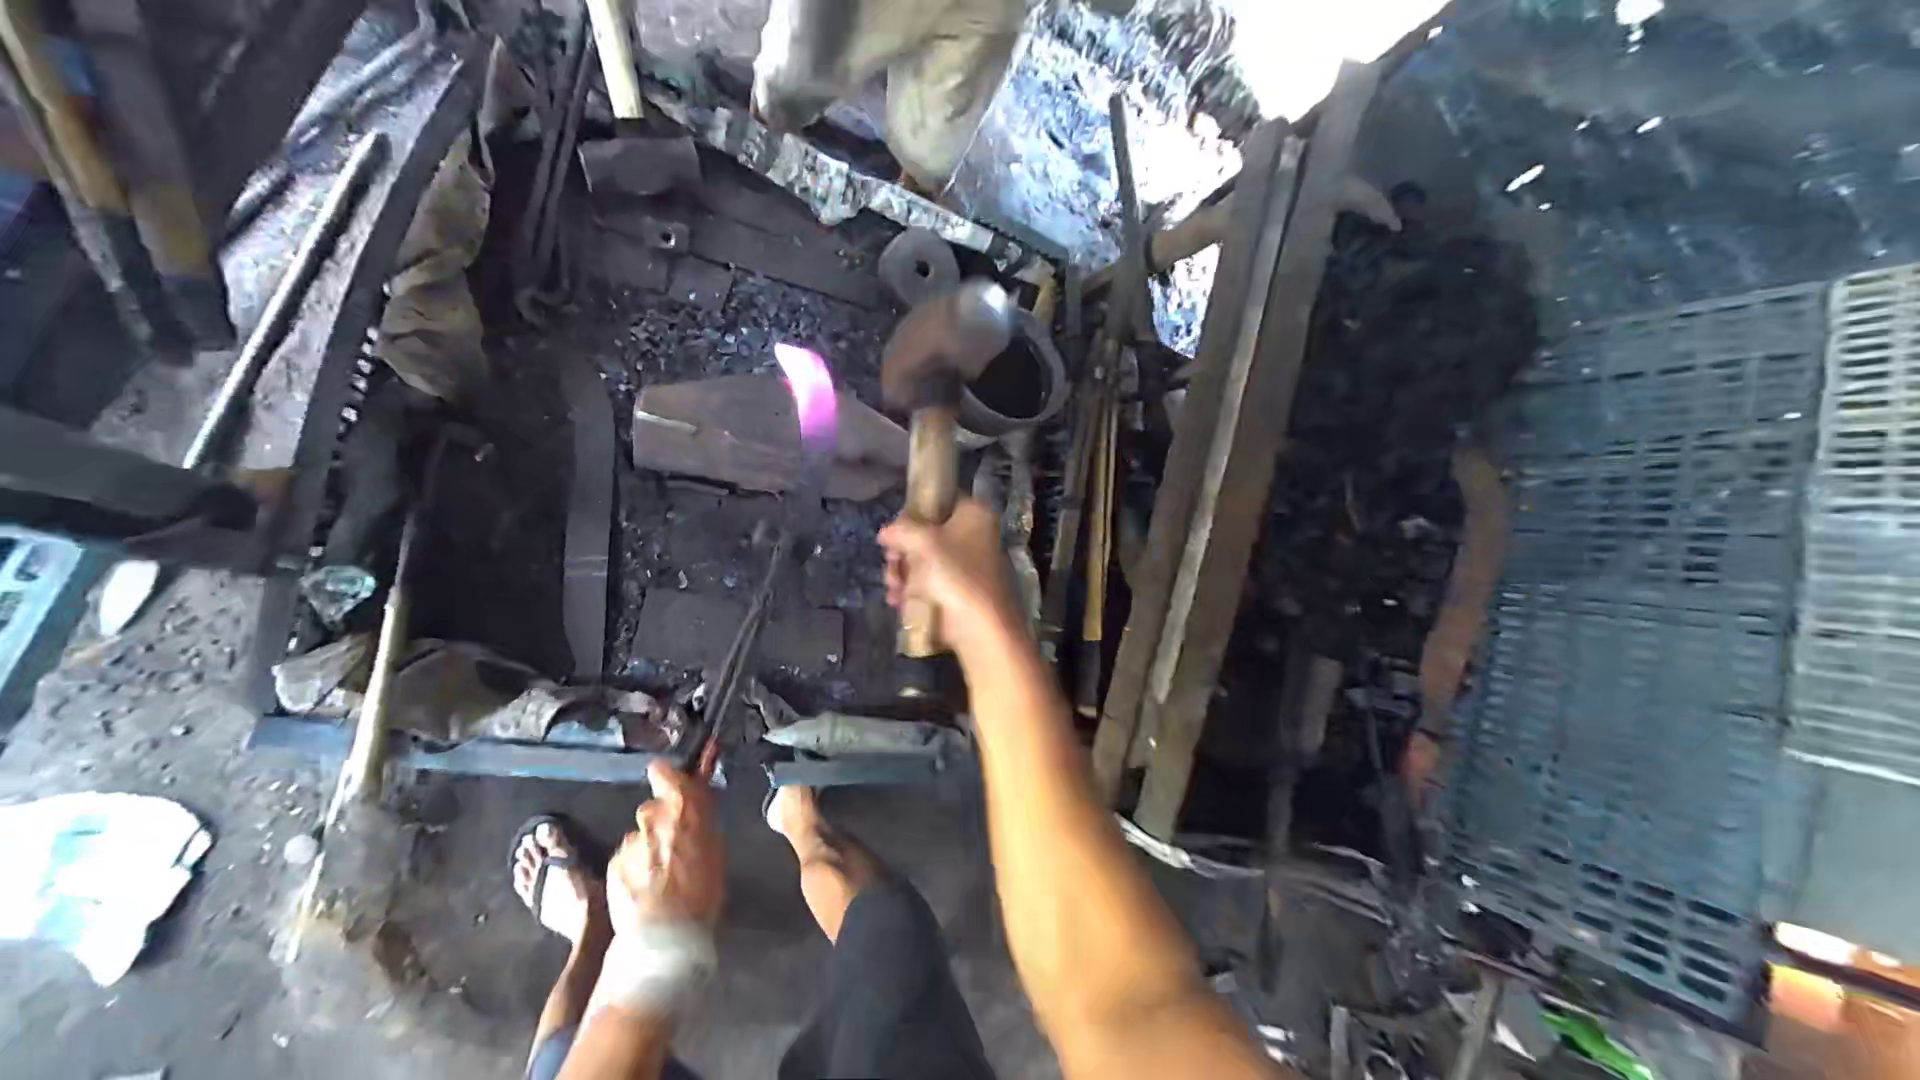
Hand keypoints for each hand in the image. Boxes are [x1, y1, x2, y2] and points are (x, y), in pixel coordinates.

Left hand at [606, 760, 724, 931]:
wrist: (666, 935)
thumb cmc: (703, 890)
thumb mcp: (716, 846)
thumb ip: (703, 816)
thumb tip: (700, 798)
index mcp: (683, 806)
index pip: (664, 770)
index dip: (667, 776)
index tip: (673, 784)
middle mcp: (653, 816)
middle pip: (653, 807)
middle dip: (661, 820)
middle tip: (674, 843)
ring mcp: (630, 840)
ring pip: (640, 835)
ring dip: (648, 846)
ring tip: (661, 874)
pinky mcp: (614, 864)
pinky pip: (627, 857)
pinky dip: (635, 867)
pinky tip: (646, 887)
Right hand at [877, 498, 1020, 652]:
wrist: (982, 628)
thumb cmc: (956, 574)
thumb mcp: (924, 542)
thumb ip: (901, 530)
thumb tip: (885, 532)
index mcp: (974, 514)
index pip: (940, 499)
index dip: (914, 511)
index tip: (895, 528)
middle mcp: (974, 536)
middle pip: (927, 534)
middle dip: (903, 551)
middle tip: (892, 562)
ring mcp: (966, 566)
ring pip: (924, 561)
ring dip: (902, 574)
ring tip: (894, 588)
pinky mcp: (957, 593)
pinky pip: (928, 585)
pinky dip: (912, 591)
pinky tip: (899, 601)